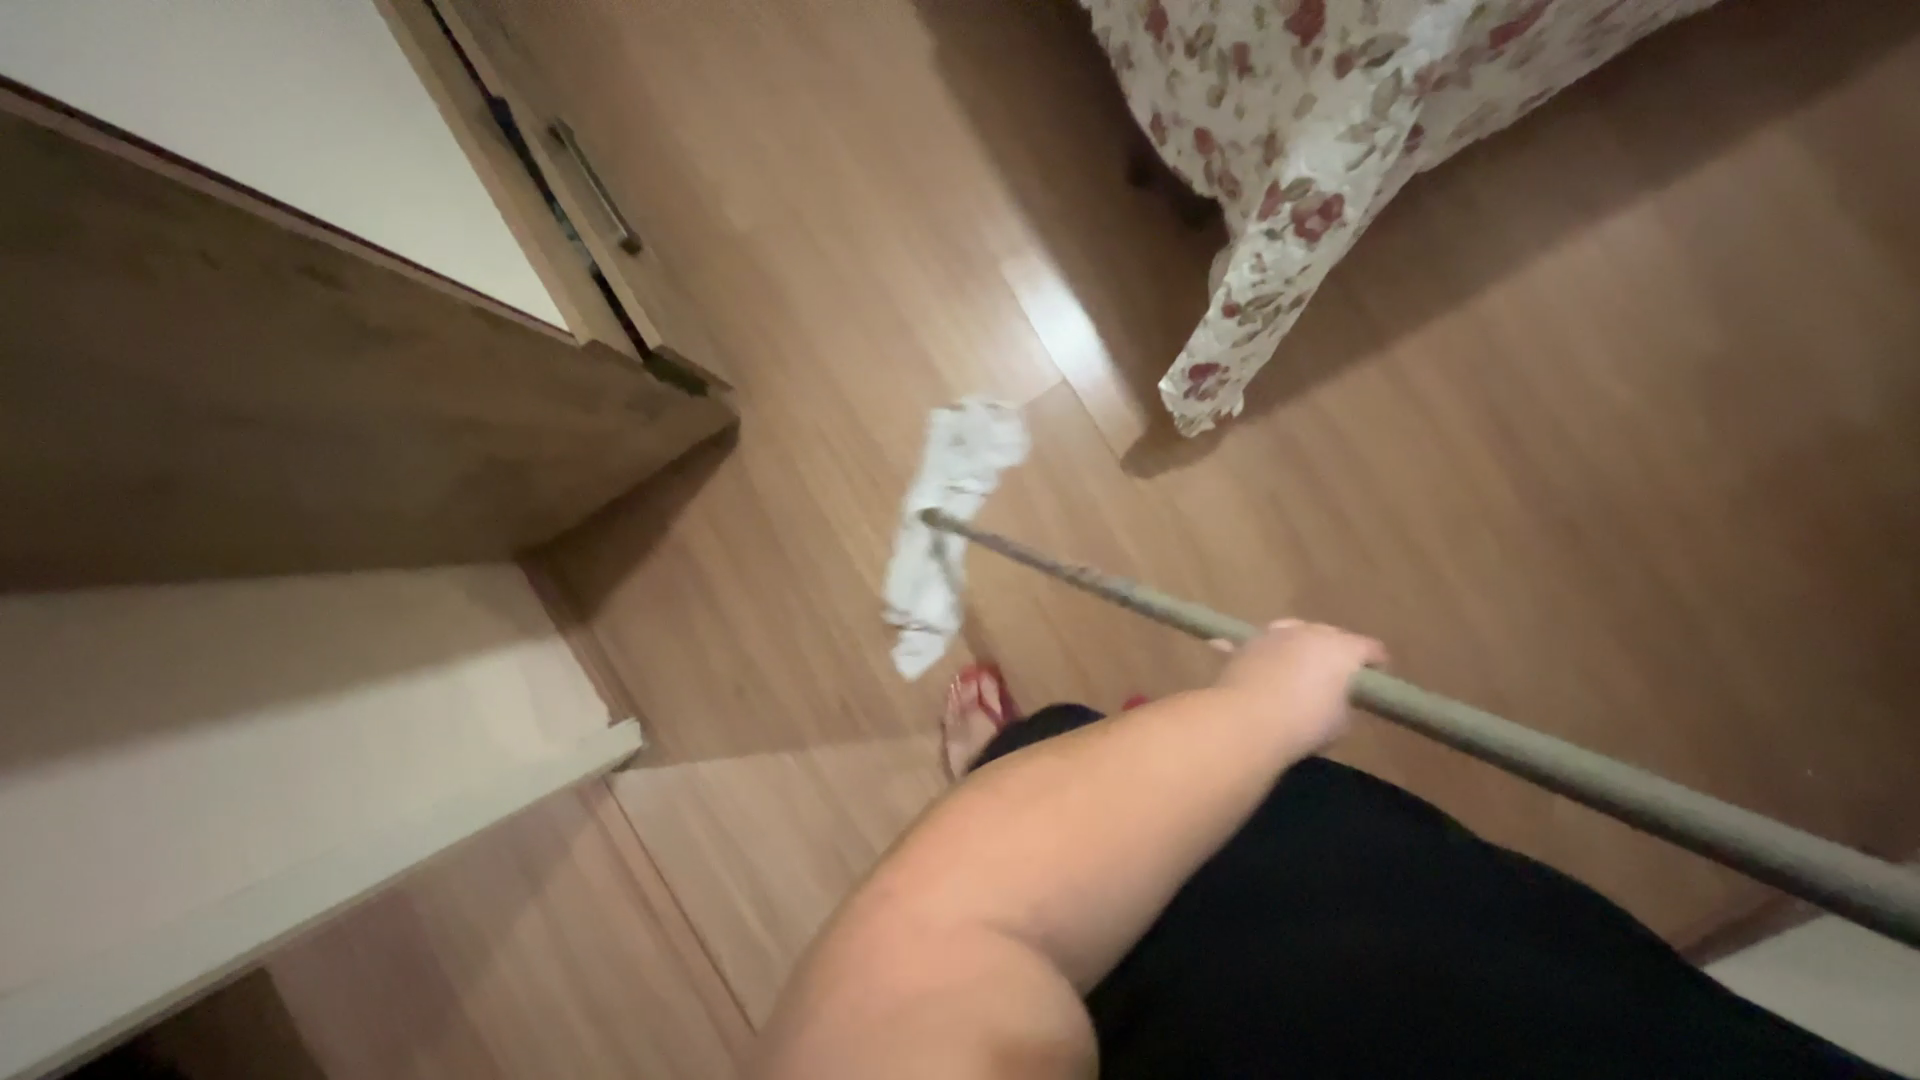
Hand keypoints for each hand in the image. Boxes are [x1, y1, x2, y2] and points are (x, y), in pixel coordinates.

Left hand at [1213, 619, 1386, 751]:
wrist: (1247, 719)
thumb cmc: (1305, 723)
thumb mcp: (1341, 721)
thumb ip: (1343, 701)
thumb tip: (1333, 697)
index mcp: (1342, 648)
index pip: (1369, 648)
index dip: (1375, 661)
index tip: (1376, 675)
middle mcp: (1308, 632)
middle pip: (1329, 634)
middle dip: (1335, 649)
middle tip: (1335, 671)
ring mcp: (1273, 634)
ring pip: (1292, 632)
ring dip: (1298, 645)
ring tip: (1298, 663)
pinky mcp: (1244, 645)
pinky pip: (1258, 644)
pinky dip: (1261, 651)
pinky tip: (1252, 655)